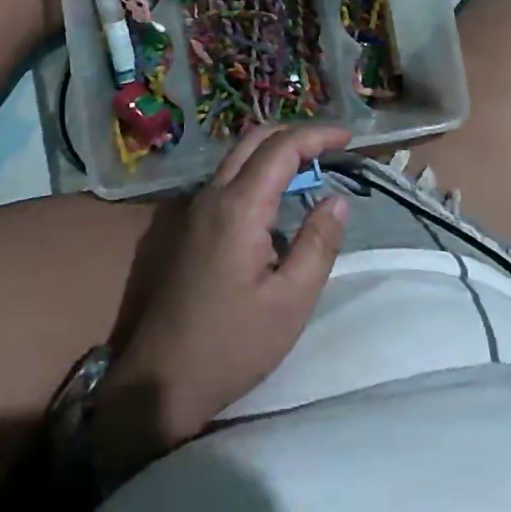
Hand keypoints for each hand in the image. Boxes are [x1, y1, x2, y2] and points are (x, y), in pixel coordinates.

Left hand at [92, 124, 351, 476]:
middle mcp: (212, 196)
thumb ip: (318, 244)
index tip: (350, 138)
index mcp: (238, 207)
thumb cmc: (233, 344)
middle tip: (331, 147)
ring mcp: (195, 210)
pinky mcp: (189, 227)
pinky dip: (256, 170)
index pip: (281, 148)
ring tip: (311, 166)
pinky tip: (276, 197)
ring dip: (274, 151)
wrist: (161, 377)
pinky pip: (226, 179)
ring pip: (236, 157)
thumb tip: (337, 200)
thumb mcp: (291, 301)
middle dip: (295, 134)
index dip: (317, 136)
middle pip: (254, 140)